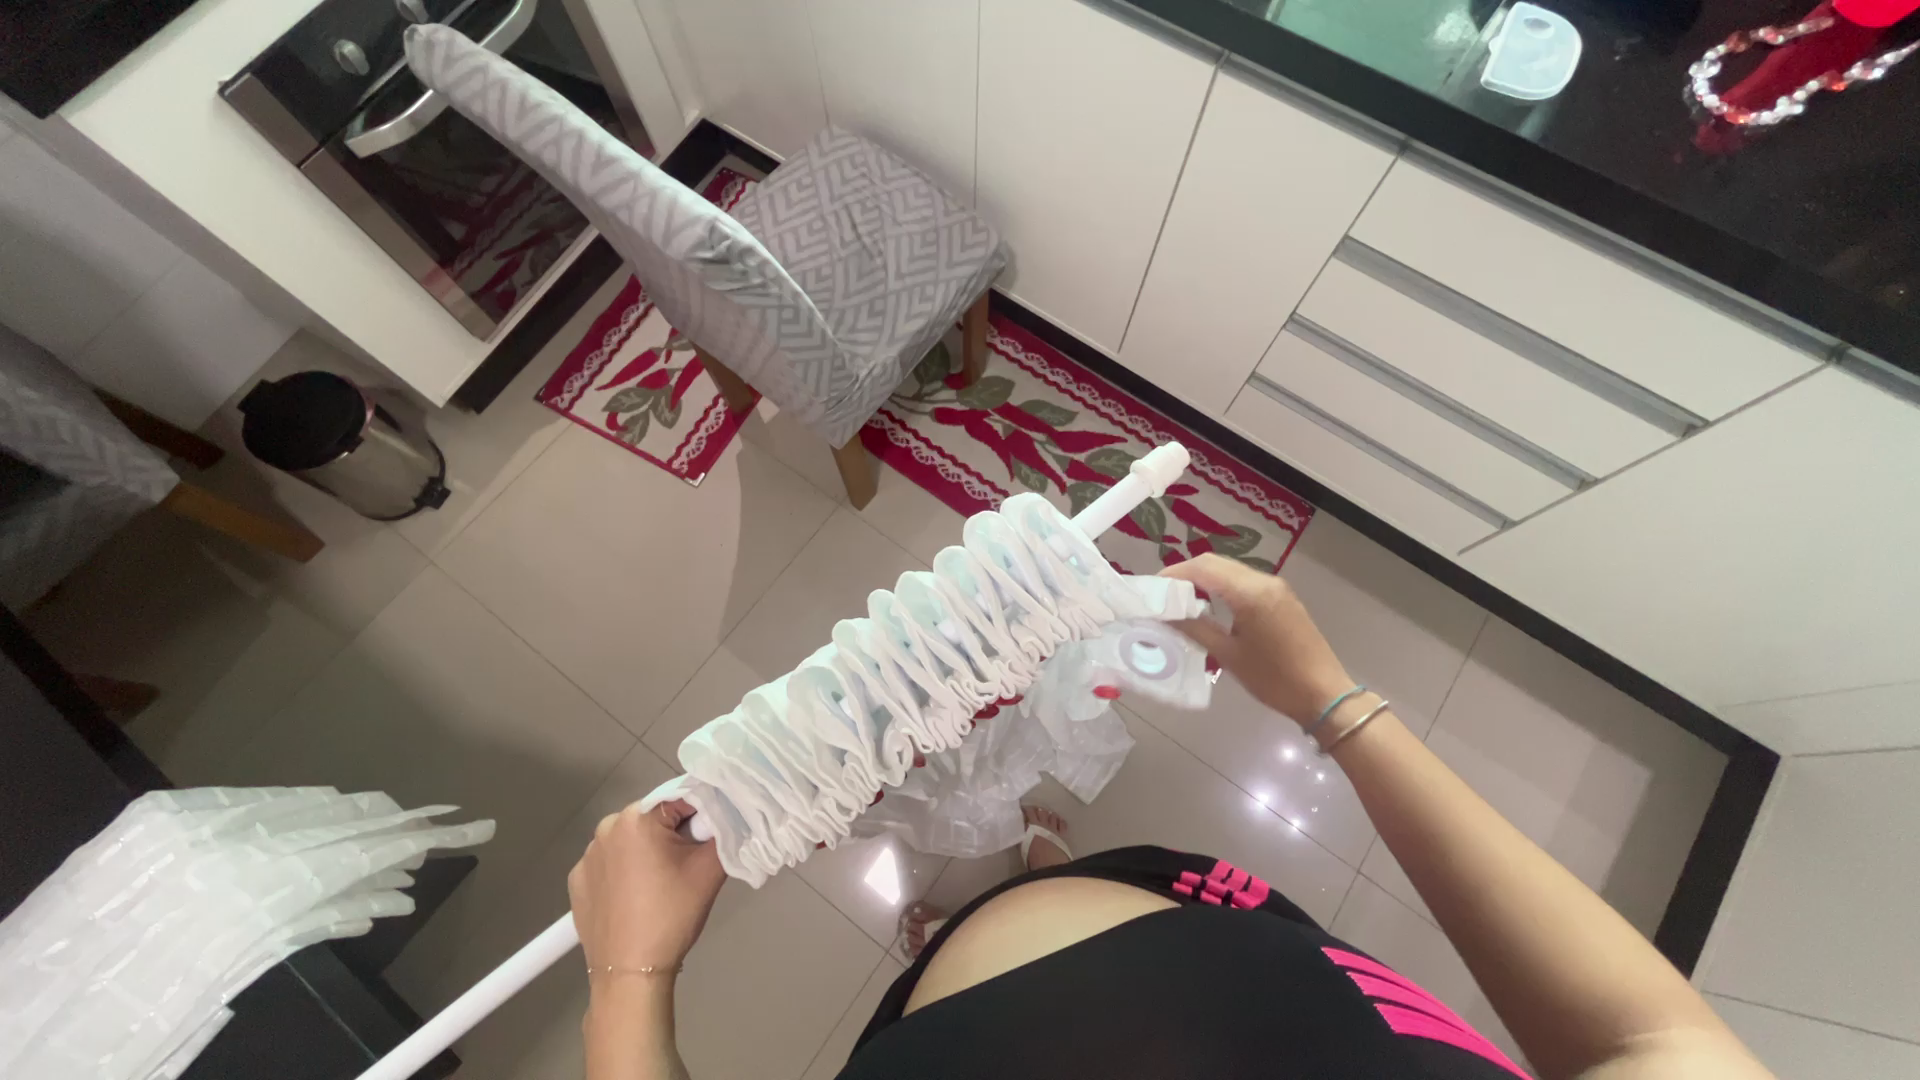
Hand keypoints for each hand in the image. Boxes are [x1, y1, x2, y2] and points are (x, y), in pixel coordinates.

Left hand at [568, 800, 725, 977]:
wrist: (631, 974)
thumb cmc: (672, 914)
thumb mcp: (711, 867)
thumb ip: (724, 829)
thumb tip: (730, 812)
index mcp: (637, 818)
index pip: (682, 797)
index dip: (703, 814)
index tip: (712, 837)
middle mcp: (606, 827)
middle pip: (655, 817)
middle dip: (675, 832)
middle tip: (689, 863)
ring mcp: (587, 856)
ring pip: (633, 838)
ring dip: (650, 849)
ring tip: (664, 883)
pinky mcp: (577, 880)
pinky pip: (611, 861)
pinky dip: (626, 869)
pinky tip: (638, 895)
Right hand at [1161, 554, 1356, 727]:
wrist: (1324, 695)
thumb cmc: (1273, 679)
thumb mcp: (1228, 656)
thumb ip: (1194, 628)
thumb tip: (1165, 614)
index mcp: (1249, 593)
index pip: (1202, 568)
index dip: (1174, 574)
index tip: (1153, 589)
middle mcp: (1263, 581)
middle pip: (1215, 563)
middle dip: (1186, 573)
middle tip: (1164, 595)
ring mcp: (1276, 587)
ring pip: (1230, 570)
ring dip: (1204, 578)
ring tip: (1182, 600)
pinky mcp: (1282, 597)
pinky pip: (1244, 580)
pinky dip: (1222, 585)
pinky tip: (1210, 605)